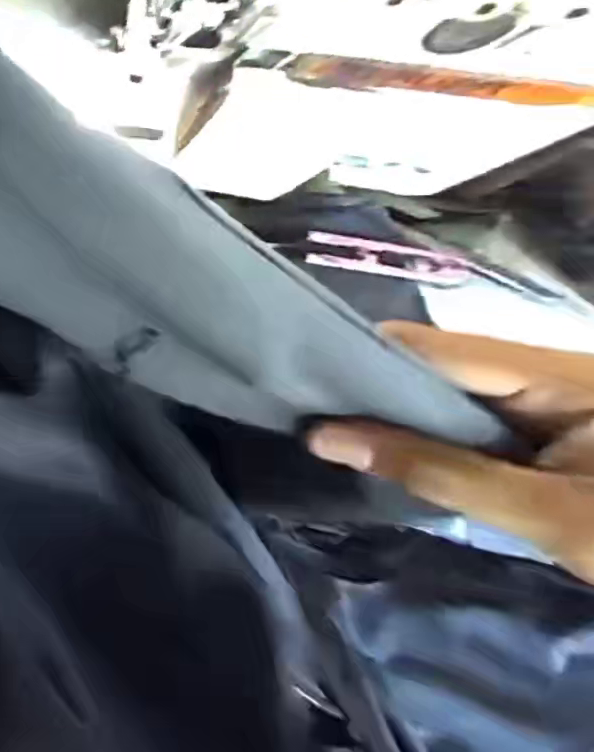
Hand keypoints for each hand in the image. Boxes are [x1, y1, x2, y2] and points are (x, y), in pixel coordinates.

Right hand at [309, 321, 593, 581]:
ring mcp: (564, 391)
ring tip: (345, 429)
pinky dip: (434, 423)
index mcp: (564, 373)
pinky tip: (401, 442)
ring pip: (450, 384)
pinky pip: (477, 405)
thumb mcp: (549, 516)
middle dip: (374, 388)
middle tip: (314, 416)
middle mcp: (559, 367)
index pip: (427, 346)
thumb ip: (430, 469)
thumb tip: (318, 437)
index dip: (356, 359)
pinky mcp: (566, 417)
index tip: (296, 386)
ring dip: (400, 409)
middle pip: (434, 360)